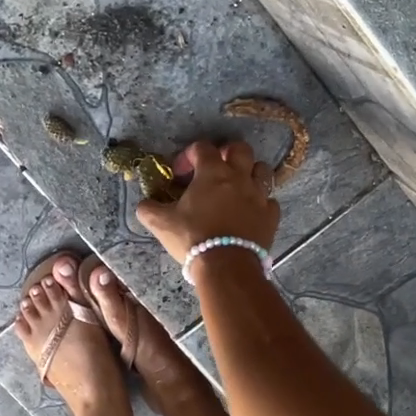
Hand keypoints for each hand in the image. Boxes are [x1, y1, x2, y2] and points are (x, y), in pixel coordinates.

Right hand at [136, 140, 279, 264]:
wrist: (227, 267)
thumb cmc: (193, 238)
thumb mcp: (161, 223)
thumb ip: (148, 209)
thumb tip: (143, 204)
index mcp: (212, 172)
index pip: (202, 147)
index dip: (189, 154)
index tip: (180, 173)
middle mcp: (238, 177)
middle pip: (240, 149)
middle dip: (227, 152)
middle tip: (215, 167)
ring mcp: (259, 196)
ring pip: (261, 170)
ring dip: (249, 172)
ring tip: (237, 185)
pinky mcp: (271, 216)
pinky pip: (270, 200)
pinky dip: (261, 202)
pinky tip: (250, 211)